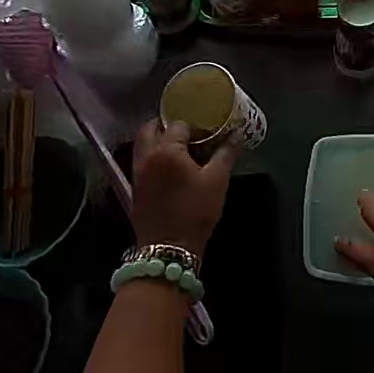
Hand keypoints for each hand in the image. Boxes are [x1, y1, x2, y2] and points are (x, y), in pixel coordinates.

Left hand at [130, 120, 234, 259]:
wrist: (169, 248)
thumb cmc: (195, 211)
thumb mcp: (217, 180)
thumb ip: (227, 153)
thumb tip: (237, 135)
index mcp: (166, 150)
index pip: (178, 124)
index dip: (195, 124)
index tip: (208, 129)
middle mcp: (146, 156)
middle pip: (151, 128)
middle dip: (168, 125)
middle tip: (190, 132)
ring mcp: (137, 173)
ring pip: (143, 144)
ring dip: (158, 139)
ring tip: (182, 147)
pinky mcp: (136, 187)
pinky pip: (142, 160)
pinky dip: (154, 155)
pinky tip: (173, 166)